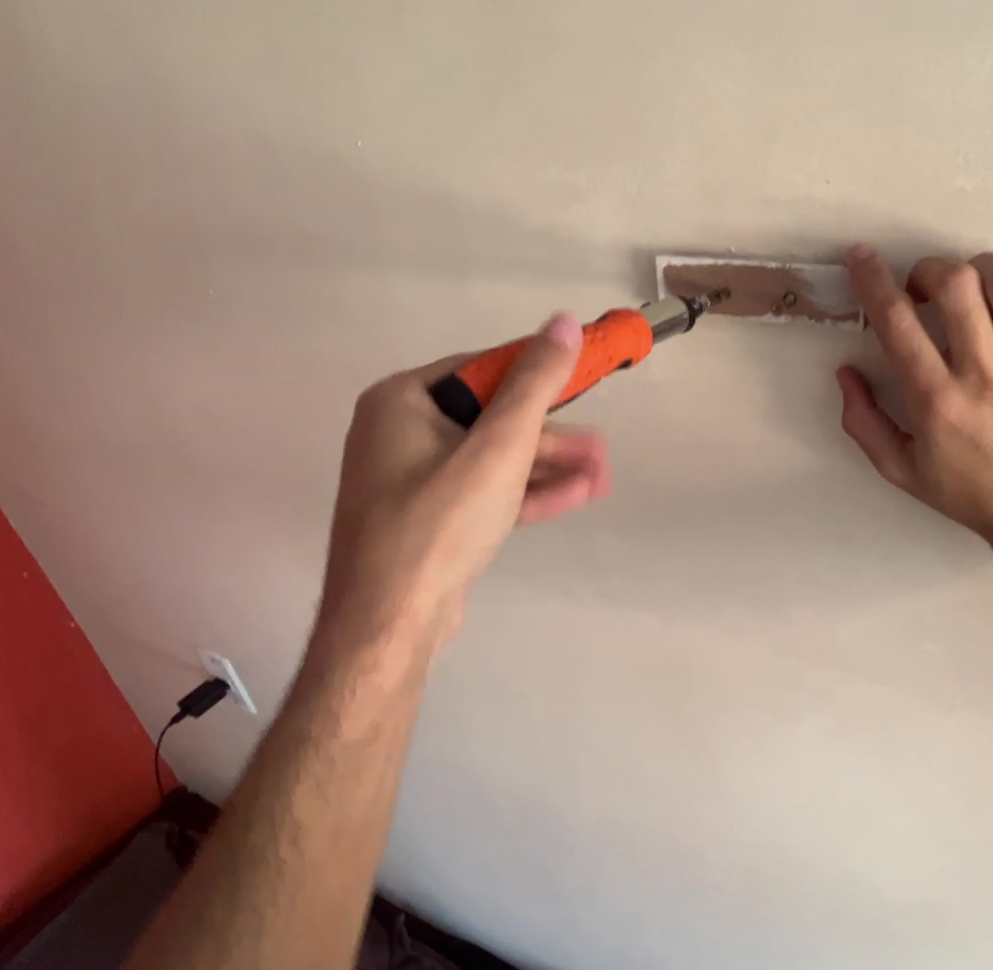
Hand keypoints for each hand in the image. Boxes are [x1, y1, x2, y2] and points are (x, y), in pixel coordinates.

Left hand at [317, 314, 610, 649]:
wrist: (391, 623)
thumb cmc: (440, 523)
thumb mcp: (498, 448)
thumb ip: (534, 386)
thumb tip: (562, 323)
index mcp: (401, 401)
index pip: (480, 369)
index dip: (535, 373)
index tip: (583, 379)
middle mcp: (399, 433)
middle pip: (490, 419)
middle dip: (552, 436)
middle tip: (602, 445)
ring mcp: (412, 481)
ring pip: (491, 461)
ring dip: (547, 467)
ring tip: (602, 474)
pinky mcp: (429, 521)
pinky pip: (482, 494)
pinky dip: (524, 494)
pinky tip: (575, 495)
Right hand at [836, 245, 992, 566]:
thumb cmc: (970, 494)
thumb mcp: (901, 471)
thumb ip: (865, 422)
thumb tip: (846, 373)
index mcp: (936, 399)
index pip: (897, 322)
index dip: (873, 280)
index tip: (862, 256)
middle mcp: (984, 372)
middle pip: (955, 285)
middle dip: (929, 270)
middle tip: (924, 289)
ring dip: (981, 271)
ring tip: (974, 291)